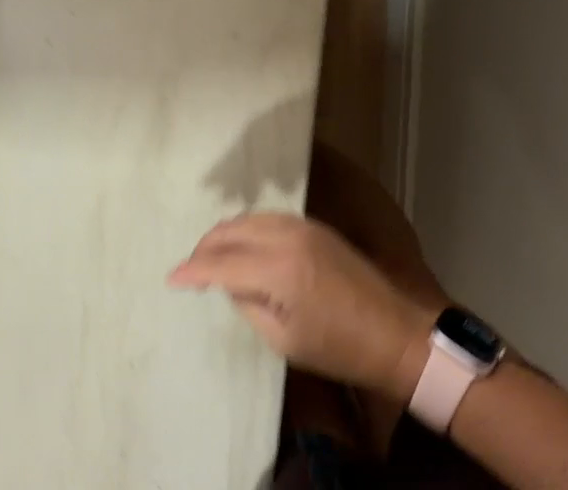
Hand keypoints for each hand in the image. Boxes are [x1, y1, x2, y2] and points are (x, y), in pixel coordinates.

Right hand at [167, 212, 440, 400]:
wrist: (397, 333)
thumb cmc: (340, 348)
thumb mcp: (284, 339)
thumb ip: (248, 304)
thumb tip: (229, 282)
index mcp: (279, 270)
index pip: (221, 263)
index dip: (192, 271)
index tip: (170, 280)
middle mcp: (288, 237)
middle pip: (231, 230)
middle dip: (205, 248)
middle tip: (190, 270)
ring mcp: (305, 227)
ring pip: (249, 219)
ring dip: (226, 235)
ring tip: (212, 257)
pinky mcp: (316, 227)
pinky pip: (269, 219)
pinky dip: (248, 229)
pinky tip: (244, 246)